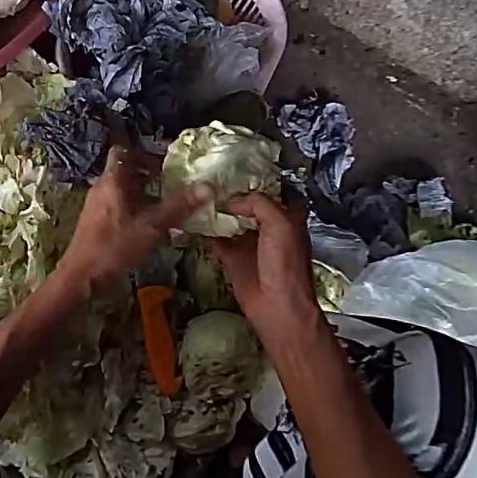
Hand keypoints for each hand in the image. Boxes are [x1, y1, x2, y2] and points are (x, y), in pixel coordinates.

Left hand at [56, 146, 210, 290]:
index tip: (164, 167)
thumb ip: (179, 206)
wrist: (82, 276)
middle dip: (149, 177)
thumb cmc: (115, 246)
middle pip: (125, 171)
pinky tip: (149, 226)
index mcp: (112, 180)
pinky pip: (118, 205)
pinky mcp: (96, 221)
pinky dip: (135, 209)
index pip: (124, 151)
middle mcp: (102, 187)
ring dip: (144, 194)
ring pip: (123, 190)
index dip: (144, 154)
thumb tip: (208, 186)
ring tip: (165, 206)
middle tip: (171, 186)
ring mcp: (97, 205)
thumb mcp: (152, 226)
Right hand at [205, 192, 327, 343]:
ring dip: (216, 212)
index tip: (231, 172)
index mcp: (286, 217)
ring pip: (230, 221)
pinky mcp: (232, 258)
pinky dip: (204, 232)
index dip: (253, 182)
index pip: (269, 192)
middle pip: (247, 205)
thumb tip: (232, 201)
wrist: (277, 306)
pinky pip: (216, 240)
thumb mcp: (280, 224)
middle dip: (230, 194)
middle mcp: (268, 227)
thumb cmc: (285, 263)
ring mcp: (249, 243)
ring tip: (197, 196)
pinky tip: (190, 221)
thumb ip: (259, 204)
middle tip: (208, 181)